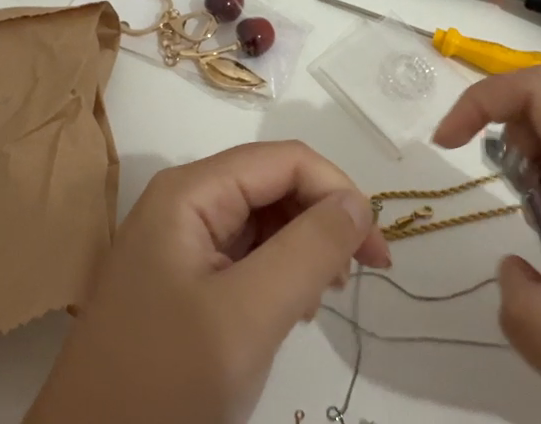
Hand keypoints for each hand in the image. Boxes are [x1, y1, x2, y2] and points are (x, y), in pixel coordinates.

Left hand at [24, 141, 390, 423]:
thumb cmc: (166, 380)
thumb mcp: (248, 315)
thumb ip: (309, 249)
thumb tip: (357, 203)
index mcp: (191, 192)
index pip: (286, 160)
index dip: (338, 193)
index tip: (375, 252)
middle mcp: (184, 203)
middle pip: (276, 184)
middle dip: (324, 221)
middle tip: (359, 276)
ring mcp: (181, 241)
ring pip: (266, 220)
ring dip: (306, 249)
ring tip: (320, 299)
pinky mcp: (183, 279)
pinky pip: (247, 255)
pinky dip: (281, 274)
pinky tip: (292, 309)